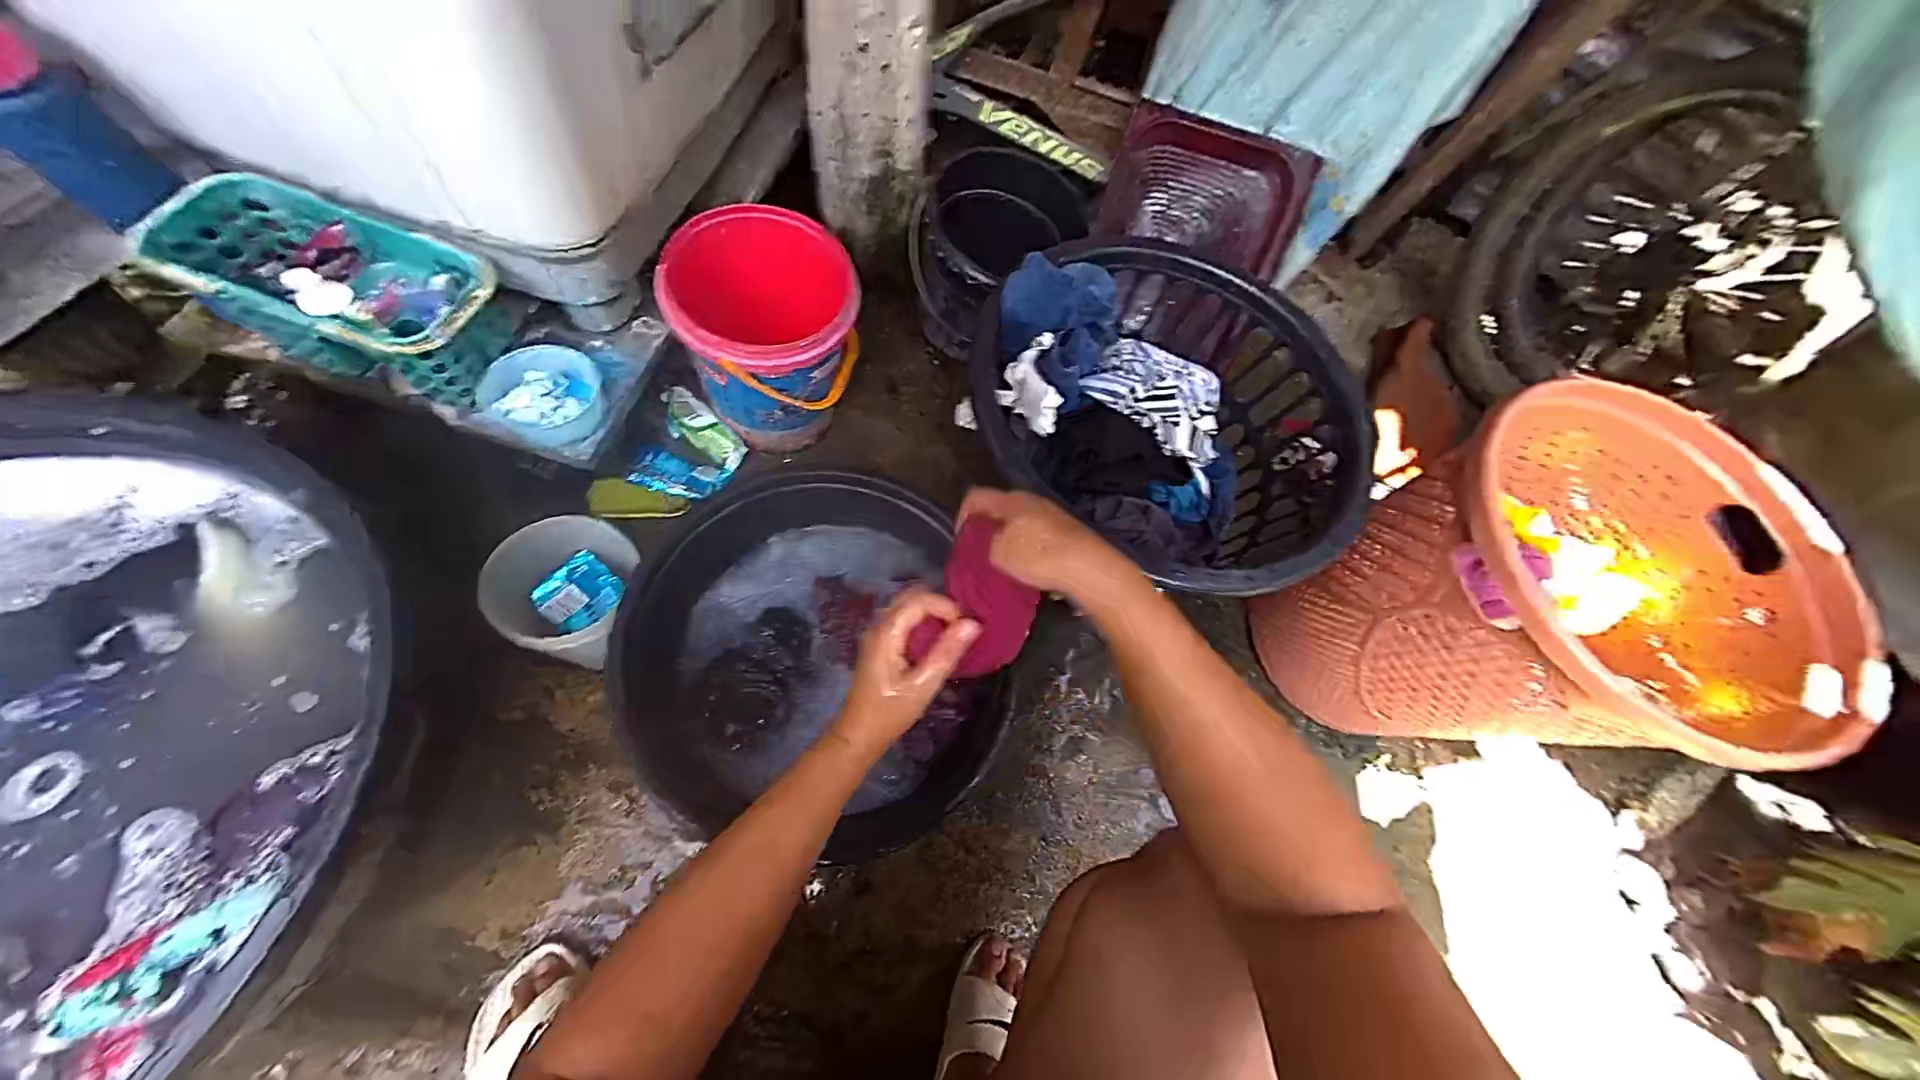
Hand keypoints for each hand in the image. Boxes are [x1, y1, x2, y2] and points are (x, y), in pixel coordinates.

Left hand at [833, 588, 980, 755]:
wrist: (859, 734)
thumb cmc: (890, 712)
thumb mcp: (924, 685)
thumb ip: (947, 652)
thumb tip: (973, 624)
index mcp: (887, 632)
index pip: (919, 599)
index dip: (946, 606)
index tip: (965, 627)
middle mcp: (878, 625)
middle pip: (911, 596)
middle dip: (939, 605)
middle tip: (960, 626)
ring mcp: (876, 633)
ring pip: (906, 605)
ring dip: (931, 611)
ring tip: (952, 632)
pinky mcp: (879, 643)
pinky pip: (902, 618)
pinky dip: (922, 620)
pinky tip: (935, 640)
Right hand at [958, 488, 1140, 602]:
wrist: (1090, 568)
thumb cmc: (1039, 557)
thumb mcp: (998, 554)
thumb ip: (982, 545)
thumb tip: (980, 543)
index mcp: (1010, 499)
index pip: (974, 497)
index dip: (961, 517)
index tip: (960, 541)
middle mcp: (1031, 500)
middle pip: (997, 509)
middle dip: (985, 530)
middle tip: (978, 554)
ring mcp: (1050, 514)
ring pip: (1017, 522)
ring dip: (1006, 540)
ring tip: (1002, 565)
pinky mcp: (1065, 530)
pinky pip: (1035, 534)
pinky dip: (1026, 547)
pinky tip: (1028, 568)